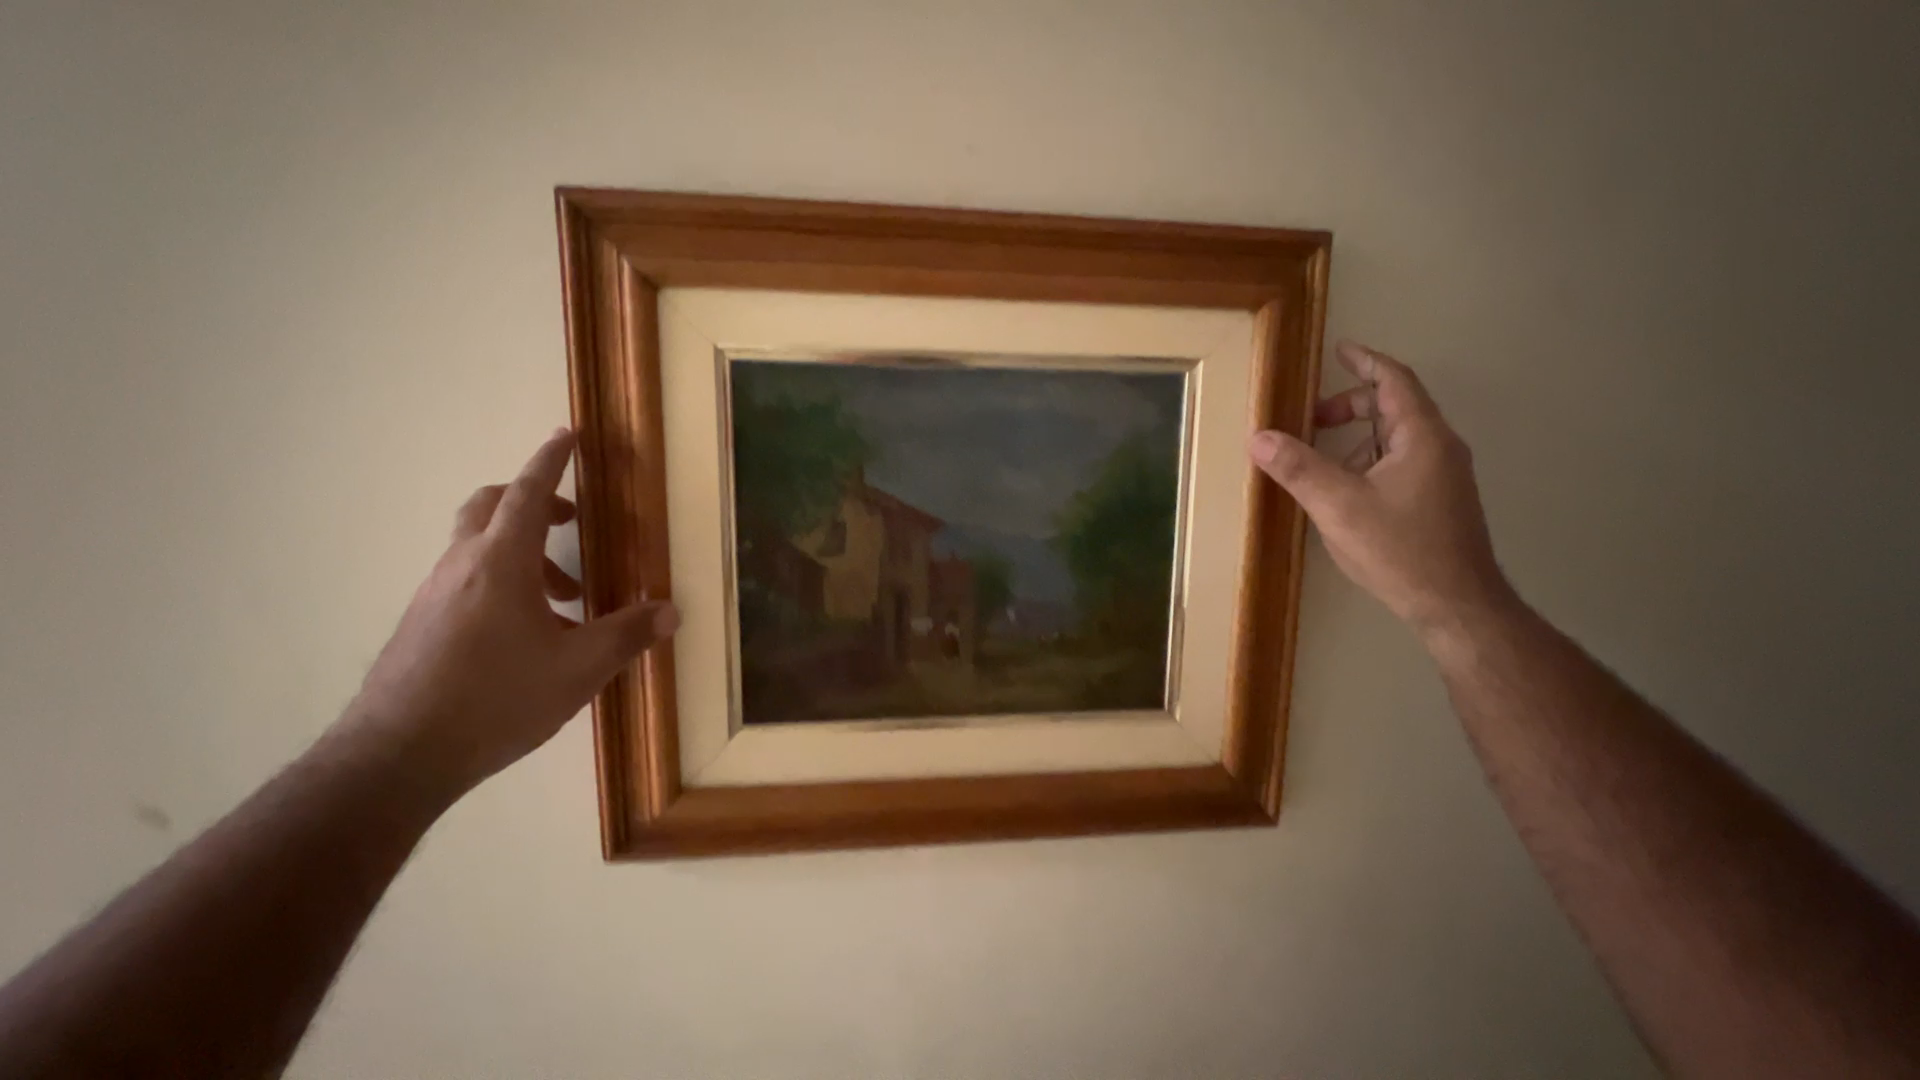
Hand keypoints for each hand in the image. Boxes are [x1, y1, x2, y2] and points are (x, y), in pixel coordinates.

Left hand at [343, 430, 678, 795]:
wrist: (398, 755)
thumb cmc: (496, 698)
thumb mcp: (578, 670)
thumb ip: (627, 636)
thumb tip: (670, 610)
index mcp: (500, 562)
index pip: (527, 492)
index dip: (550, 461)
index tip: (567, 434)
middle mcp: (461, 565)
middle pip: (491, 507)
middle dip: (533, 502)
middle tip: (569, 522)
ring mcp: (434, 595)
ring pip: (478, 548)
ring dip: (523, 555)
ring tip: (564, 603)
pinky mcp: (420, 625)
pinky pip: (466, 581)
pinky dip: (501, 584)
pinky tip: (525, 637)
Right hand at [1249, 341, 1515, 637]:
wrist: (1456, 603)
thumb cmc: (1400, 548)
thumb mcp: (1338, 506)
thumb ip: (1298, 468)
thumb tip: (1258, 437)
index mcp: (1421, 436)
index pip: (1394, 381)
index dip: (1364, 362)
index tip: (1338, 350)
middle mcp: (1439, 447)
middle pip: (1395, 407)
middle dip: (1350, 406)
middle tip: (1311, 419)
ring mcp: (1443, 476)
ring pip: (1396, 439)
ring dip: (1356, 439)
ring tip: (1319, 461)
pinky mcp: (1440, 501)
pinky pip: (1400, 463)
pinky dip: (1368, 462)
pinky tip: (1344, 493)